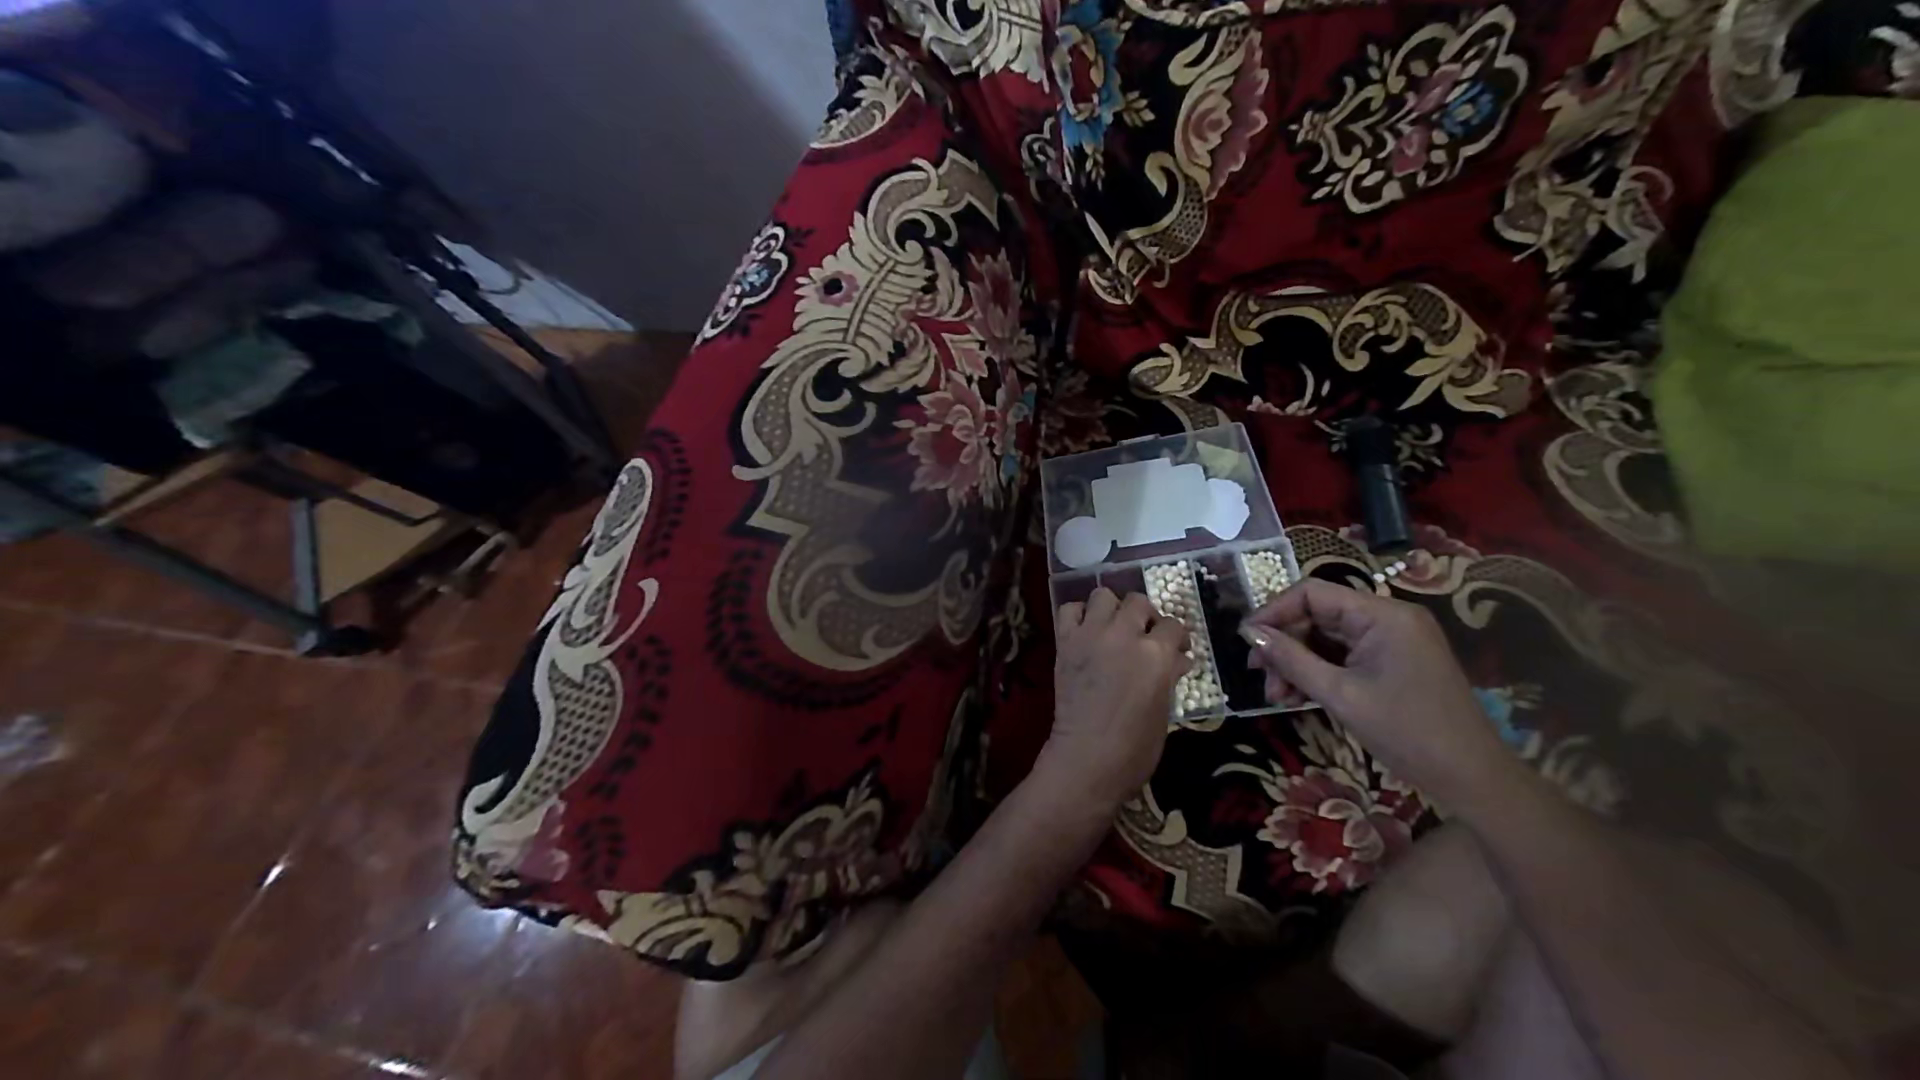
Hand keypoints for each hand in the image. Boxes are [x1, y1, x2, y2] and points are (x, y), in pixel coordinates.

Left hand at [1042, 588, 1190, 810]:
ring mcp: (1091, 635)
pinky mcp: (1065, 642)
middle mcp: (1124, 635)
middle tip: (1143, 636)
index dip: (1177, 637)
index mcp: (1157, 654)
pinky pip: (1069, 610)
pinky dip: (1078, 615)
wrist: (1088, 757)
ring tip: (1113, 628)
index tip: (1176, 649)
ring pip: (1103, 596)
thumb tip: (1178, 660)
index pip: (1174, 625)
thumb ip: (1169, 676)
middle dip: (1145, 616)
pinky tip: (1086, 631)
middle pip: (1138, 602)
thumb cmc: (1136, 746)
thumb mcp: (1165, 709)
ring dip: (1112, 609)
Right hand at [1239, 580, 1519, 811]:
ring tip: (1276, 696)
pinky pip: (1343, 655)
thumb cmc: (1407, 732)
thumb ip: (1291, 659)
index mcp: (1382, 615)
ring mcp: (1392, 640)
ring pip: (1326, 637)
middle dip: (1283, 644)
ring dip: (1296, 662)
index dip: (1273, 612)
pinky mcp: (1392, 661)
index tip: (1245, 640)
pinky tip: (1296, 696)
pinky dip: (1317, 672)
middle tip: (1259, 677)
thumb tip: (1249, 634)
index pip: (1312, 593)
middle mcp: (1388, 617)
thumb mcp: (1340, 695)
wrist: (1473, 779)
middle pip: (1317, 615)